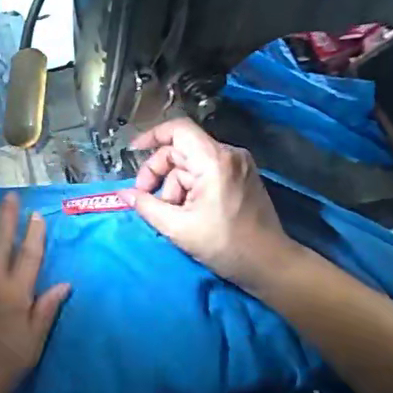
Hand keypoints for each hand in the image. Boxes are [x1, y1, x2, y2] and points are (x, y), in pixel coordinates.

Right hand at [120, 117, 303, 284]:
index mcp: (214, 161)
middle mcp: (229, 155)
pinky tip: (187, 212)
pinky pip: (205, 173)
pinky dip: (190, 189)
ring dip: (174, 186)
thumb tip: (123, 194)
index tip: (132, 152)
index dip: (151, 136)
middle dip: (158, 173)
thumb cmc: (224, 245)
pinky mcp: (241, 176)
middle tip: (145, 199)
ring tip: (172, 215)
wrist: (268, 263)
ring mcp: (238, 165)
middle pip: (181, 149)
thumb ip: (147, 206)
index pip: (178, 129)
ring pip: (191, 165)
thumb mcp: (177, 228)